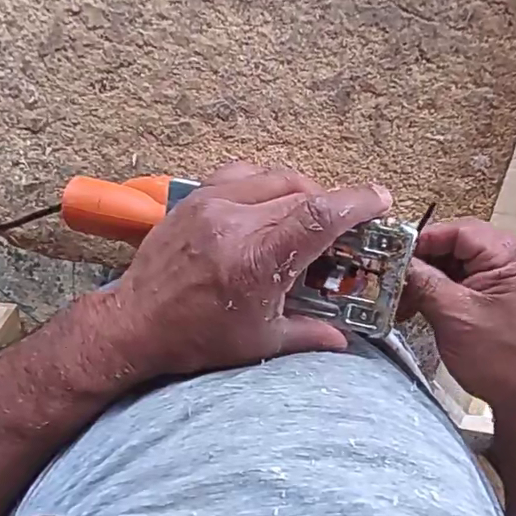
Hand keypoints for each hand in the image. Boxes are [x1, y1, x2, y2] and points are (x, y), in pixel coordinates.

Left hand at [94, 162, 392, 378]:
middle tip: (337, 231)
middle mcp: (235, 224)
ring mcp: (210, 206)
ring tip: (302, 218)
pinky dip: (263, 183)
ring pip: (275, 177)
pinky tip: (265, 205)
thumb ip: (309, 333)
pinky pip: (240, 174)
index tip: (379, 201)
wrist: (136, 324)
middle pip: (304, 193)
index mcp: (257, 261)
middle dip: (331, 207)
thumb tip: (343, 337)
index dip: (359, 201)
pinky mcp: (193, 200)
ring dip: (300, 192)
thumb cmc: (193, 336)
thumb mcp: (259, 341)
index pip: (321, 213)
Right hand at [403, 218, 515, 408]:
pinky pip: (466, 285)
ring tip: (403, 302)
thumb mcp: (453, 314)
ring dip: (428, 282)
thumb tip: (395, 261)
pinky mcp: (503, 300)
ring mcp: (513, 282)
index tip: (392, 256)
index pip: (461, 232)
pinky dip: (440, 294)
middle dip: (423, 264)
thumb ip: (423, 281)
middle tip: (392, 280)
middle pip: (459, 247)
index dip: (423, 241)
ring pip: (459, 267)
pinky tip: (418, 308)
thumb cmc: (500, 358)